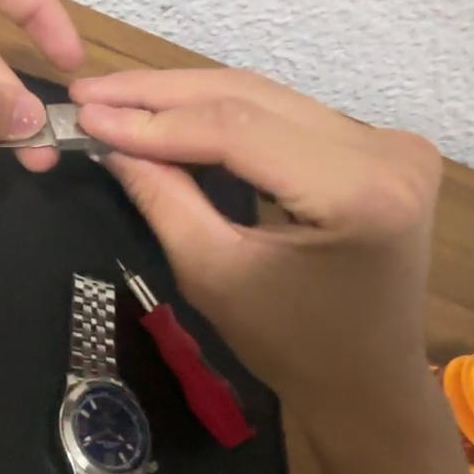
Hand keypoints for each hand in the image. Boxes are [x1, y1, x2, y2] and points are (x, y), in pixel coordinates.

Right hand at [70, 69, 441, 418]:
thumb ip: (161, 196)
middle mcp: (384, 150)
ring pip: (263, 96)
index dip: (154, 120)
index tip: (86, 114)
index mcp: (358, 190)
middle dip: (160, 93)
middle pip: (250, 96)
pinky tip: (169, 110)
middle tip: (90, 92)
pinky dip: (219, 112)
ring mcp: (387, 143)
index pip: (236, 128)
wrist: (362, 380)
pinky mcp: (376, 146)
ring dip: (184, 96)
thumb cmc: (288, 344)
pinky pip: (281, 114)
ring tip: (116, 97)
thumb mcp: (211, 272)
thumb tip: (108, 138)